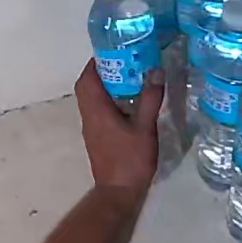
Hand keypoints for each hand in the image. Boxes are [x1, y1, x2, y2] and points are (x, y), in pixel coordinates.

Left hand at [73, 60, 162, 199]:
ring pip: (89, 98)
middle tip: (122, 63)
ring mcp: (90, 126)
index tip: (113, 51)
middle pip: (86, 85)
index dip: (96, 62)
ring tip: (127, 78)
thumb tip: (156, 71)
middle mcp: (88, 114)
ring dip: (103, 85)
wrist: (118, 191)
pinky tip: (126, 102)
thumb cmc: (130, 158)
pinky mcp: (95, 135)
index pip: (88, 77)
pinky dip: (105, 99)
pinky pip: (95, 109)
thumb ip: (150, 98)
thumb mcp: (144, 127)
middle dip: (100, 71)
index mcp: (96, 108)